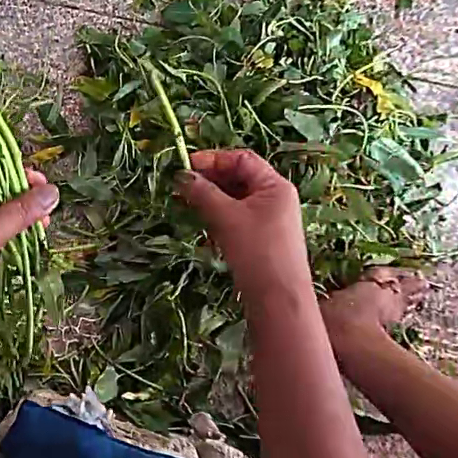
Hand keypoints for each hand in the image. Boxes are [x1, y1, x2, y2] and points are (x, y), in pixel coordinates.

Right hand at [176, 149, 311, 295]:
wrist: (277, 297)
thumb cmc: (256, 251)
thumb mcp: (226, 217)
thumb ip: (202, 193)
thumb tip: (181, 175)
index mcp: (274, 185)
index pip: (241, 159)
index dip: (212, 159)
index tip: (185, 166)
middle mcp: (275, 197)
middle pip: (238, 177)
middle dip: (209, 180)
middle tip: (180, 186)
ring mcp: (269, 218)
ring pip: (235, 199)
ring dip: (210, 199)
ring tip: (185, 203)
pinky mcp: (261, 237)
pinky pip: (237, 217)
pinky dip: (218, 216)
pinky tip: (202, 224)